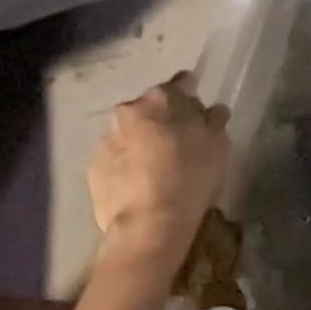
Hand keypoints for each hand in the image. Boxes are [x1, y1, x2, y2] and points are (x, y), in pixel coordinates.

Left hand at [90, 72, 230, 253]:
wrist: (150, 225)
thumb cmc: (190, 177)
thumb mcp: (217, 146)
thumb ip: (214, 120)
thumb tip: (213, 109)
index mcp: (160, 99)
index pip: (179, 84)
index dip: (191, 93)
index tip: (197, 106)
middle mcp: (127, 112)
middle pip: (150, 108)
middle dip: (164, 119)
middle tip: (180, 140)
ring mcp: (106, 140)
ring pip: (130, 133)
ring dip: (142, 141)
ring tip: (158, 166)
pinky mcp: (93, 168)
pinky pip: (116, 158)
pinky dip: (127, 164)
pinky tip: (140, 183)